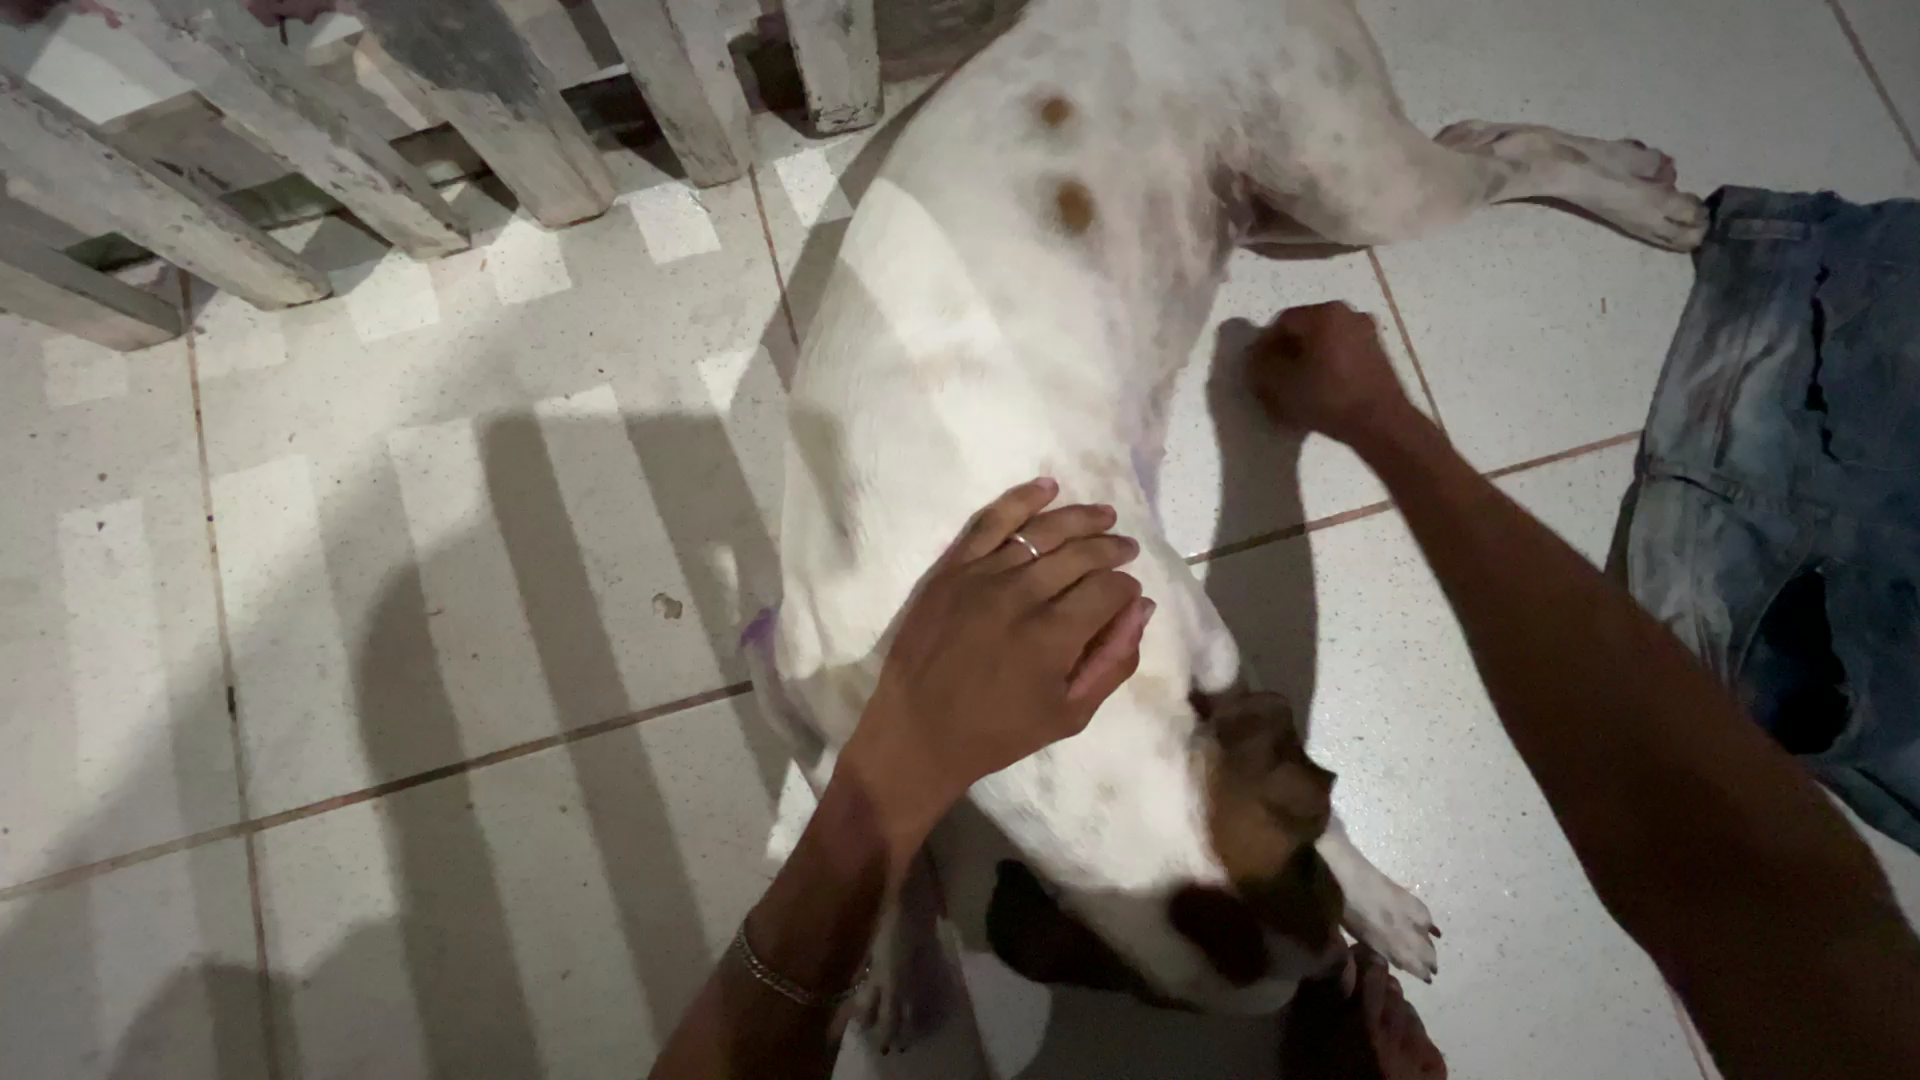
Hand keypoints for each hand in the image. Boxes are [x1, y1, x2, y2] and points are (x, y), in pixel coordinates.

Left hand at [839, 478, 1155, 861]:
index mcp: (1054, 635)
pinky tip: (1047, 487)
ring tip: (1104, 515)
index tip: (1128, 593)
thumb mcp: (1070, 714)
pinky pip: (991, 520)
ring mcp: (983, 575)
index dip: (1127, 587)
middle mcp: (1022, 595)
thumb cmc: (998, 731)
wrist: (918, 729)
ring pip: (1043, 530)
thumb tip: (1142, 607)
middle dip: (1113, 548)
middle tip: (1126, 549)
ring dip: (1081, 518)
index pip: (1109, 589)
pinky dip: (1021, 499)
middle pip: (1082, 553)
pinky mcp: (952, 567)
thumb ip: (1113, 660)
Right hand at [1246, 301, 1418, 448]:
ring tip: (1295, 390)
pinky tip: (1318, 391)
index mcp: (1323, 313)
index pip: (1281, 323)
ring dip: (1305, 362)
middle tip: (1273, 381)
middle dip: (1285, 354)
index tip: (1257, 372)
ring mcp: (1367, 332)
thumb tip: (1255, 355)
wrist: (1379, 421)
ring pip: (1322, 343)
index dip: (1263, 347)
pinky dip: (1325, 367)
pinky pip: (1340, 354)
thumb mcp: (1278, 383)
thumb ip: (1259, 364)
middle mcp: (1347, 313)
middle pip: (1303, 331)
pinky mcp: (1378, 352)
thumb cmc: (1325, 397)